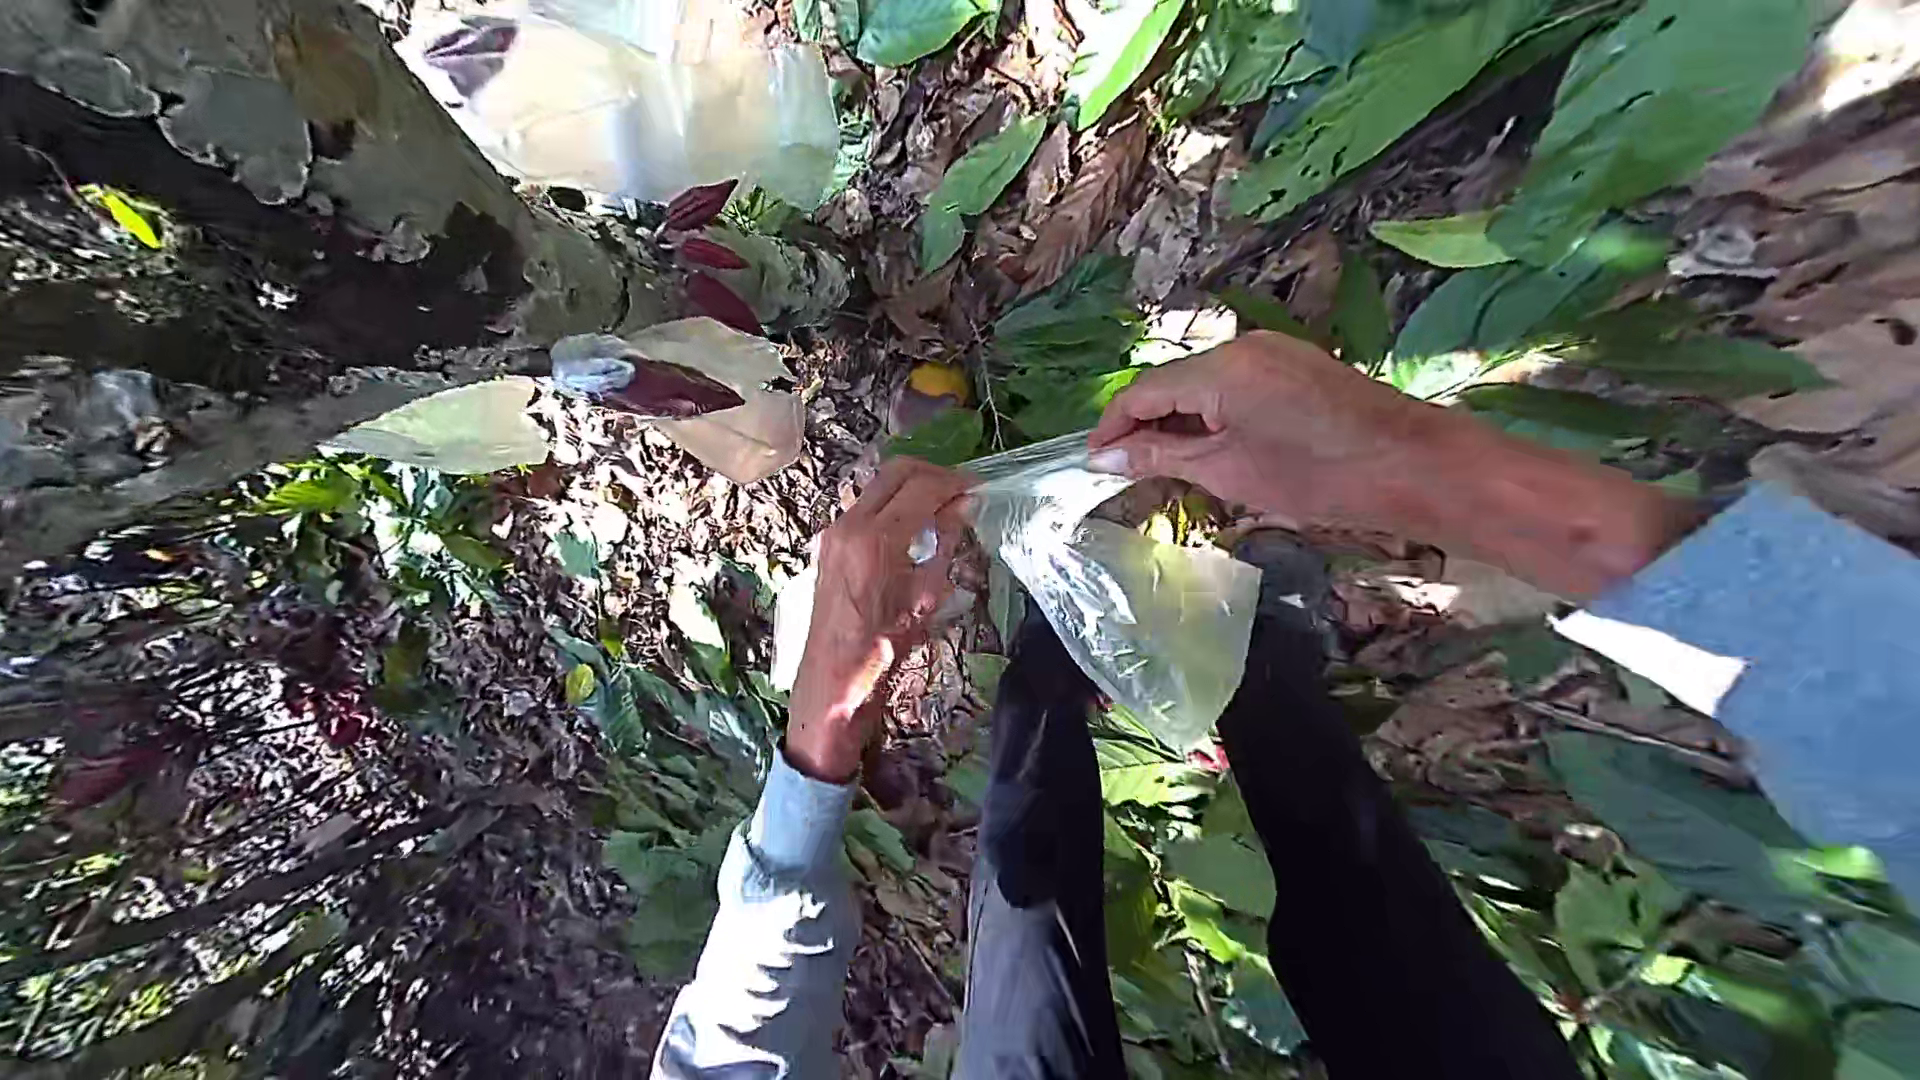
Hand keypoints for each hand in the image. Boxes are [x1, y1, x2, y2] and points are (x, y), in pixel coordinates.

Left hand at [787, 458, 969, 783]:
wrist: (833, 678)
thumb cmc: (885, 648)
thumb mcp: (926, 597)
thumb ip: (945, 544)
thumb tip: (963, 508)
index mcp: (877, 540)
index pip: (922, 487)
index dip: (954, 482)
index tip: (977, 488)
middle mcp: (850, 524)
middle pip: (896, 471)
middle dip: (933, 474)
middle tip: (960, 490)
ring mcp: (834, 529)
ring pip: (879, 483)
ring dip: (912, 484)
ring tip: (941, 505)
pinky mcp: (829, 540)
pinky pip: (867, 503)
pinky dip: (894, 501)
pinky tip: (913, 522)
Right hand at [1088, 331, 1698, 597]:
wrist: (1414, 467)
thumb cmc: (1313, 477)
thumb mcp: (1224, 470)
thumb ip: (1157, 456)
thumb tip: (1103, 459)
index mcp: (1219, 368)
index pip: (1141, 392)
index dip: (1110, 427)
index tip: (1092, 461)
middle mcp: (1240, 346)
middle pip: (1169, 384)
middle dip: (1140, 425)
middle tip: (1122, 467)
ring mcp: (1270, 351)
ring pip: (1198, 385)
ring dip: (1173, 421)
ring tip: (1158, 462)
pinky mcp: (1291, 365)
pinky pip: (1229, 386)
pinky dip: (1206, 415)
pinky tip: (1204, 445)